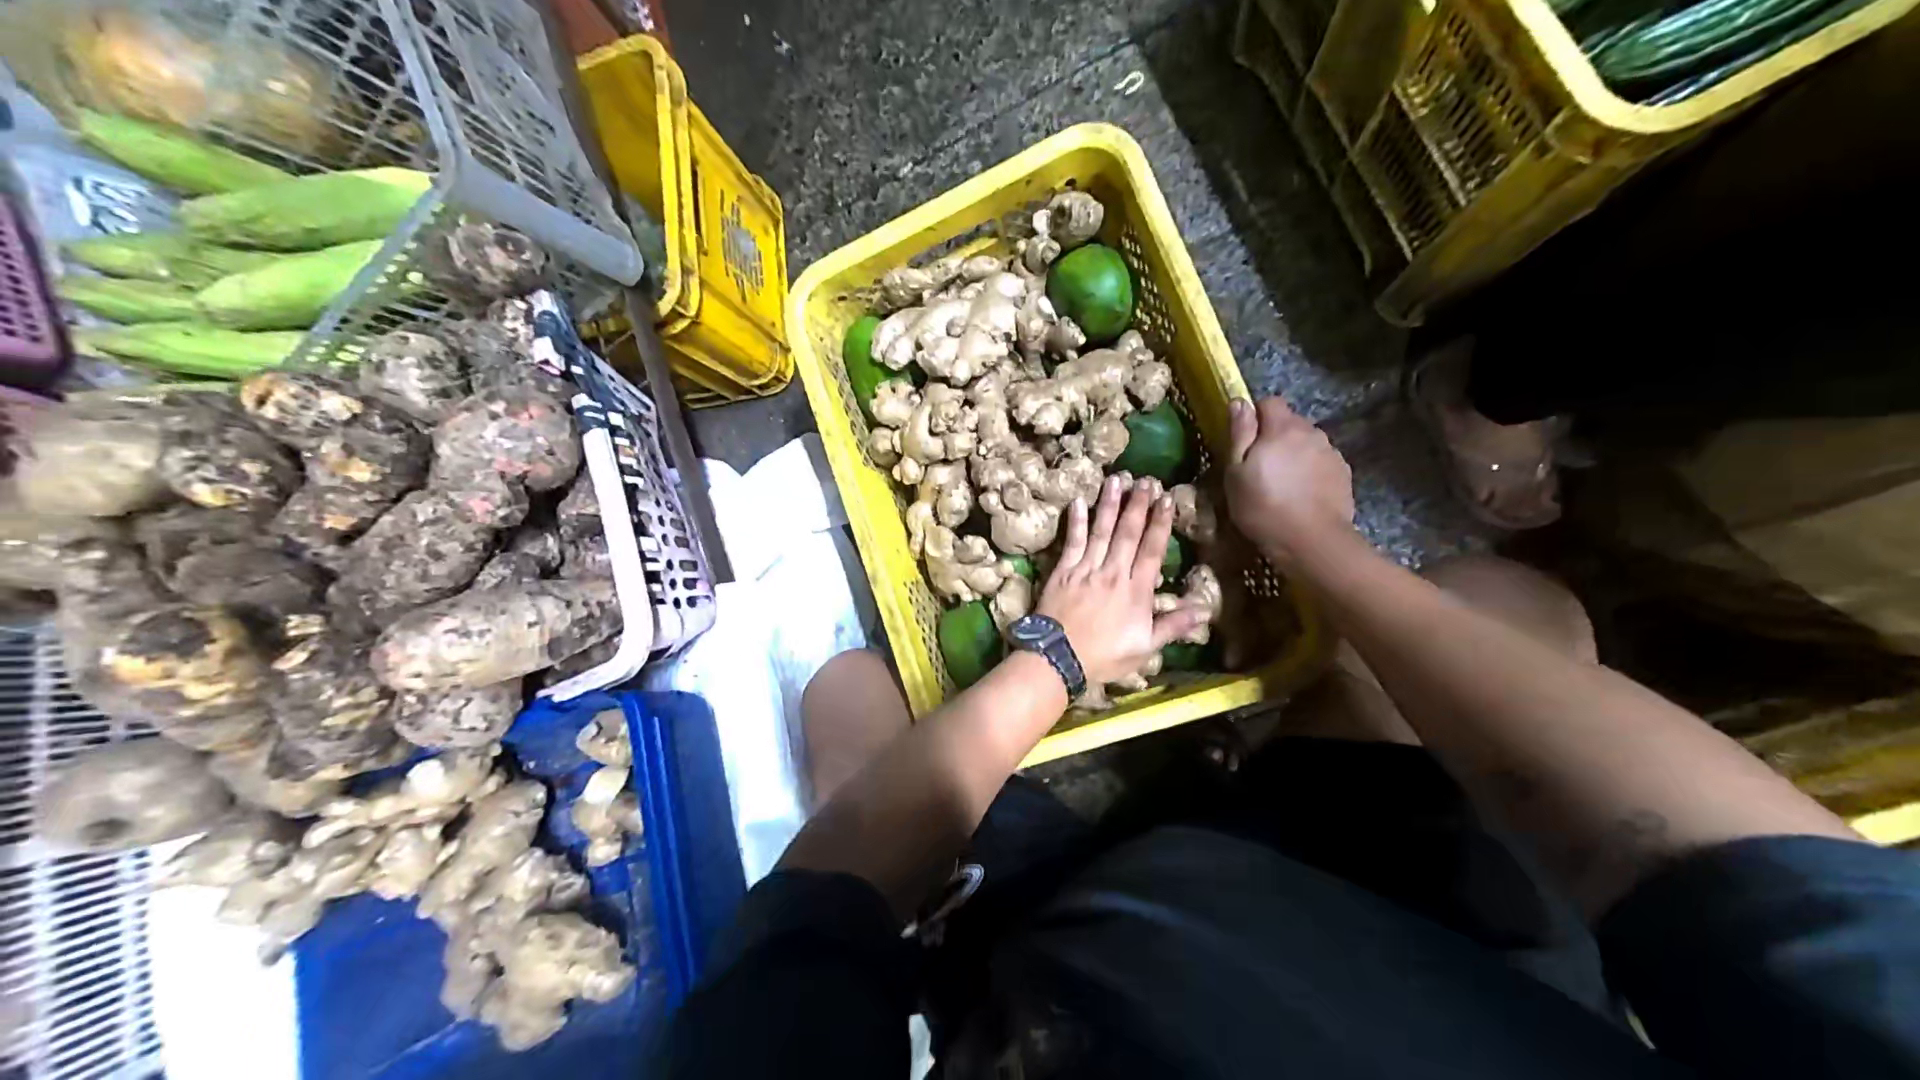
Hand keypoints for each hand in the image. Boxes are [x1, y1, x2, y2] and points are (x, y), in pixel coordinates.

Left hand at [1037, 474, 1210, 685]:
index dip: (1160, 523)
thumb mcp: (1144, 647)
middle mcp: (1113, 572)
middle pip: (1128, 533)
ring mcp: (1086, 569)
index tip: (1167, 499)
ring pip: (1101, 530)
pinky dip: (1076, 521)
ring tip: (1117, 480)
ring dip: (1110, 504)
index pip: (1152, 550)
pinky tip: (1079, 501)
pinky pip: (1072, 541)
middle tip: (1146, 479)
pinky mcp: (1063, 571)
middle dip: (1138, 504)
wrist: (1058, 658)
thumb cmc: (1104, 656)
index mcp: (1136, 591)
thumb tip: (1204, 610)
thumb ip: (1172, 625)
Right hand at [1224, 397, 1356, 566]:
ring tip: (1283, 482)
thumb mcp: (1236, 472)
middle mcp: (1311, 432)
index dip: (1256, 416)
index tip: (1245, 440)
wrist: (1311, 541)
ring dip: (1295, 452)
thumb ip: (1240, 433)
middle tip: (1260, 465)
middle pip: (1290, 422)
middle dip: (1275, 435)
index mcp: (1282, 429)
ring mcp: (1331, 452)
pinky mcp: (1343, 473)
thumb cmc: (1263, 507)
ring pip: (1307, 442)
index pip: (1270, 402)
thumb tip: (1240, 402)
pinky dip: (1310, 470)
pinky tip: (1302, 493)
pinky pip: (1321, 461)